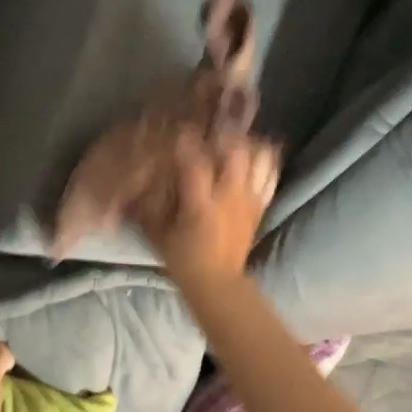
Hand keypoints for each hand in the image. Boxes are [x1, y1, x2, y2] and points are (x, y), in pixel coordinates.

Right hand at [141, 130, 267, 282]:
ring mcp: (248, 200)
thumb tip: (142, 176)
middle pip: (235, 153)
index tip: (181, 128)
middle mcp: (229, 197)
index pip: (195, 164)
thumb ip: (150, 204)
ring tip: (235, 136)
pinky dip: (266, 161)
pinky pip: (269, 176)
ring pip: (257, 160)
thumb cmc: (183, 258)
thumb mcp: (158, 233)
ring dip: (247, 143)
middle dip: (224, 135)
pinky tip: (256, 152)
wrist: (218, 283)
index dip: (188, 142)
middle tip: (213, 128)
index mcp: (201, 205)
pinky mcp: (261, 206)